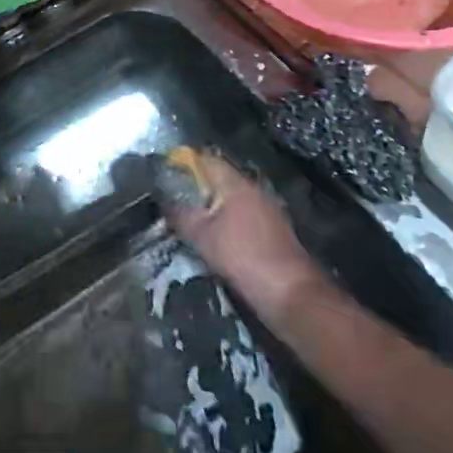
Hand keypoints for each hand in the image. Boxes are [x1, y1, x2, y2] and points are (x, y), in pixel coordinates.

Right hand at [162, 153, 325, 320]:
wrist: (289, 291)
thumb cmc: (243, 257)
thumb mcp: (203, 237)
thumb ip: (181, 215)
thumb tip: (163, 199)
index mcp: (236, 183)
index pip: (207, 160)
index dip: (185, 164)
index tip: (165, 175)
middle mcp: (253, 189)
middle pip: (219, 179)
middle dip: (195, 188)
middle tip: (172, 201)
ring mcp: (266, 208)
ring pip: (231, 199)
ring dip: (211, 207)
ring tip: (189, 221)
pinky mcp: (272, 229)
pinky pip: (242, 215)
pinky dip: (226, 221)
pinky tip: (215, 239)